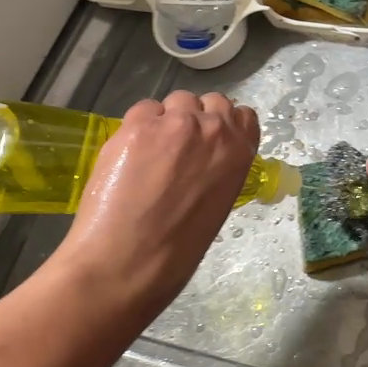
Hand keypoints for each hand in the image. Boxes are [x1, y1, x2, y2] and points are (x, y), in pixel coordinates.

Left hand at [46, 90, 259, 318]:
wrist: (125, 265)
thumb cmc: (176, 251)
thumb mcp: (217, 204)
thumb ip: (217, 169)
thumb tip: (201, 159)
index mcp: (240, 152)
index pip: (242, 115)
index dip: (223, 124)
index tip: (208, 141)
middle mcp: (213, 129)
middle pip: (209, 101)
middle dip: (195, 118)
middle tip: (176, 146)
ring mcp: (175, 123)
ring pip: (175, 101)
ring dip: (166, 119)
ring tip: (149, 151)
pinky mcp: (137, 126)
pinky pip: (142, 110)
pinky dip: (137, 127)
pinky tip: (128, 155)